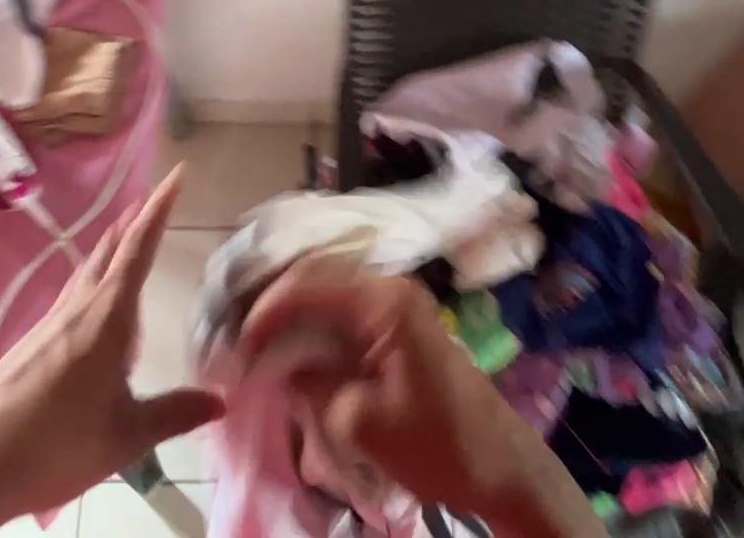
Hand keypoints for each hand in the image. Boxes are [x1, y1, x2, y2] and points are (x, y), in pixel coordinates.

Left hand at [0, 166, 223, 537]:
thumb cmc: (54, 445)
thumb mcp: (125, 437)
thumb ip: (174, 414)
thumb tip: (221, 402)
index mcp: (106, 318)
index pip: (139, 249)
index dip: (160, 209)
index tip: (176, 173)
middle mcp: (77, 309)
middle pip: (109, 251)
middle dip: (134, 222)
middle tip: (155, 198)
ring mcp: (49, 323)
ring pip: (88, 270)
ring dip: (112, 247)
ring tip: (127, 235)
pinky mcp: (32, 343)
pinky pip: (72, 294)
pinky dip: (94, 277)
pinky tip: (95, 304)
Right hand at [243, 257, 602, 537]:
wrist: (505, 468)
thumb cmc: (438, 445)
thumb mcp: (362, 424)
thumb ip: (311, 384)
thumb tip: (281, 365)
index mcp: (384, 301)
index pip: (307, 284)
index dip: (265, 309)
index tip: (238, 342)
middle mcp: (389, 287)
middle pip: (316, 276)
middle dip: (274, 302)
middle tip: (240, 333)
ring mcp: (396, 302)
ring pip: (327, 290)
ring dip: (292, 311)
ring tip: (258, 339)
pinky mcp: (397, 323)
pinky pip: (343, 309)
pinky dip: (313, 323)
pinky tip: (293, 345)